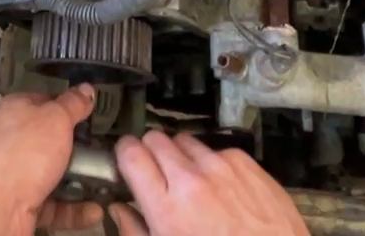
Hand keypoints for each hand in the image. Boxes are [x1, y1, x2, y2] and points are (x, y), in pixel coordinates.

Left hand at [0, 85, 105, 235]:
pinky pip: (53, 203)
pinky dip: (73, 208)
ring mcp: (15, 174)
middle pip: (50, 140)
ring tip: (104, 185)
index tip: (90, 115)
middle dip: (76, 149)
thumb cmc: (25, 152)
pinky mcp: (21, 204)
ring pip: (52, 174)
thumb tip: (86, 89)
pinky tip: (94, 211)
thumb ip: (73, 105)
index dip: (67, 106)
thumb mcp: (56, 119)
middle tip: (101, 153)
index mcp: (16, 109)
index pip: (44, 101)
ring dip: (79, 181)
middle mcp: (13, 139)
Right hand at [111, 131, 307, 235]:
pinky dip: (214, 166)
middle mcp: (192, 178)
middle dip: (152, 155)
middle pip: (155, 138)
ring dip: (183, 159)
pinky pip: (217, 151)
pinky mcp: (246, 163)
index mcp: (167, 207)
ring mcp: (221, 166)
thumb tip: (119, 208)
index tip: (128, 167)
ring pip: (185, 140)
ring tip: (194, 188)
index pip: (130, 153)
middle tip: (160, 179)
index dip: (125, 157)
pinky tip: (223, 193)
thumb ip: (136, 233)